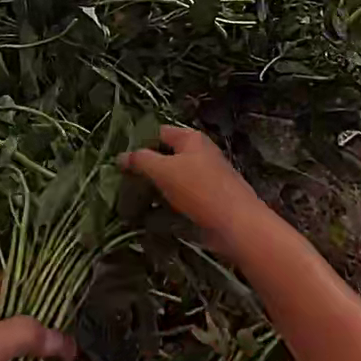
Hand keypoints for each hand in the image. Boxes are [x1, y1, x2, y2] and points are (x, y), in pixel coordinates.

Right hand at [119, 126, 267, 257]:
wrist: (239, 227)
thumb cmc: (200, 190)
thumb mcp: (163, 171)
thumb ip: (140, 160)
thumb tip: (120, 157)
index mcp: (191, 138)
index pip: (159, 133)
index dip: (140, 143)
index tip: (123, 160)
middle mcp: (201, 152)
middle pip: (167, 155)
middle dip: (148, 168)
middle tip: (127, 181)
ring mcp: (209, 177)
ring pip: (175, 178)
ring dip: (159, 188)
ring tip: (138, 200)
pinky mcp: (213, 199)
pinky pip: (185, 196)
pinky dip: (172, 203)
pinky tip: (158, 215)